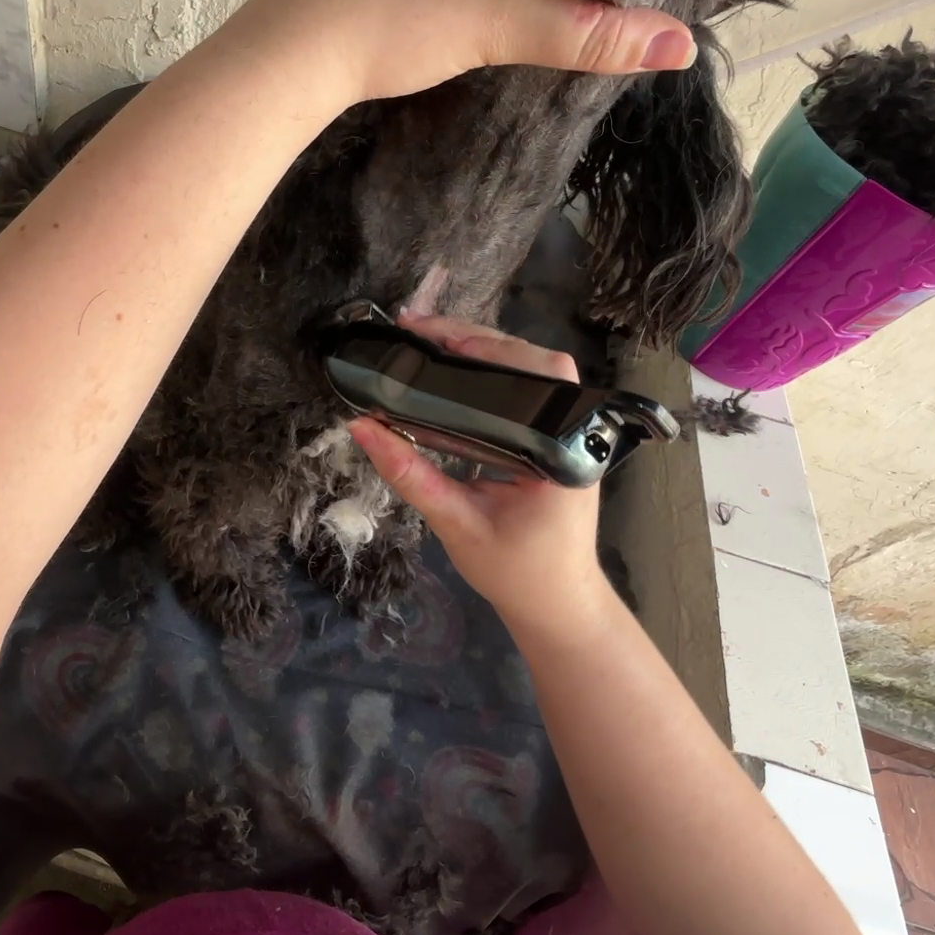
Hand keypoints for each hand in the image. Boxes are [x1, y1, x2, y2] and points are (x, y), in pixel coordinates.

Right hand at [347, 315, 611, 622]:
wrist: (556, 604)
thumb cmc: (513, 572)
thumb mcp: (454, 523)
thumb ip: (409, 474)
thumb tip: (362, 427)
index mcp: (560, 449)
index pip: (534, 372)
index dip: (481, 346)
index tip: (427, 336)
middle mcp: (571, 430)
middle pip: (532, 359)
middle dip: (473, 338)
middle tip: (414, 330)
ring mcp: (566, 433)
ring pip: (530, 371)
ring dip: (480, 352)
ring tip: (426, 342)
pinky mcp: (552, 439)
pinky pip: (524, 393)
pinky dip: (487, 376)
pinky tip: (451, 370)